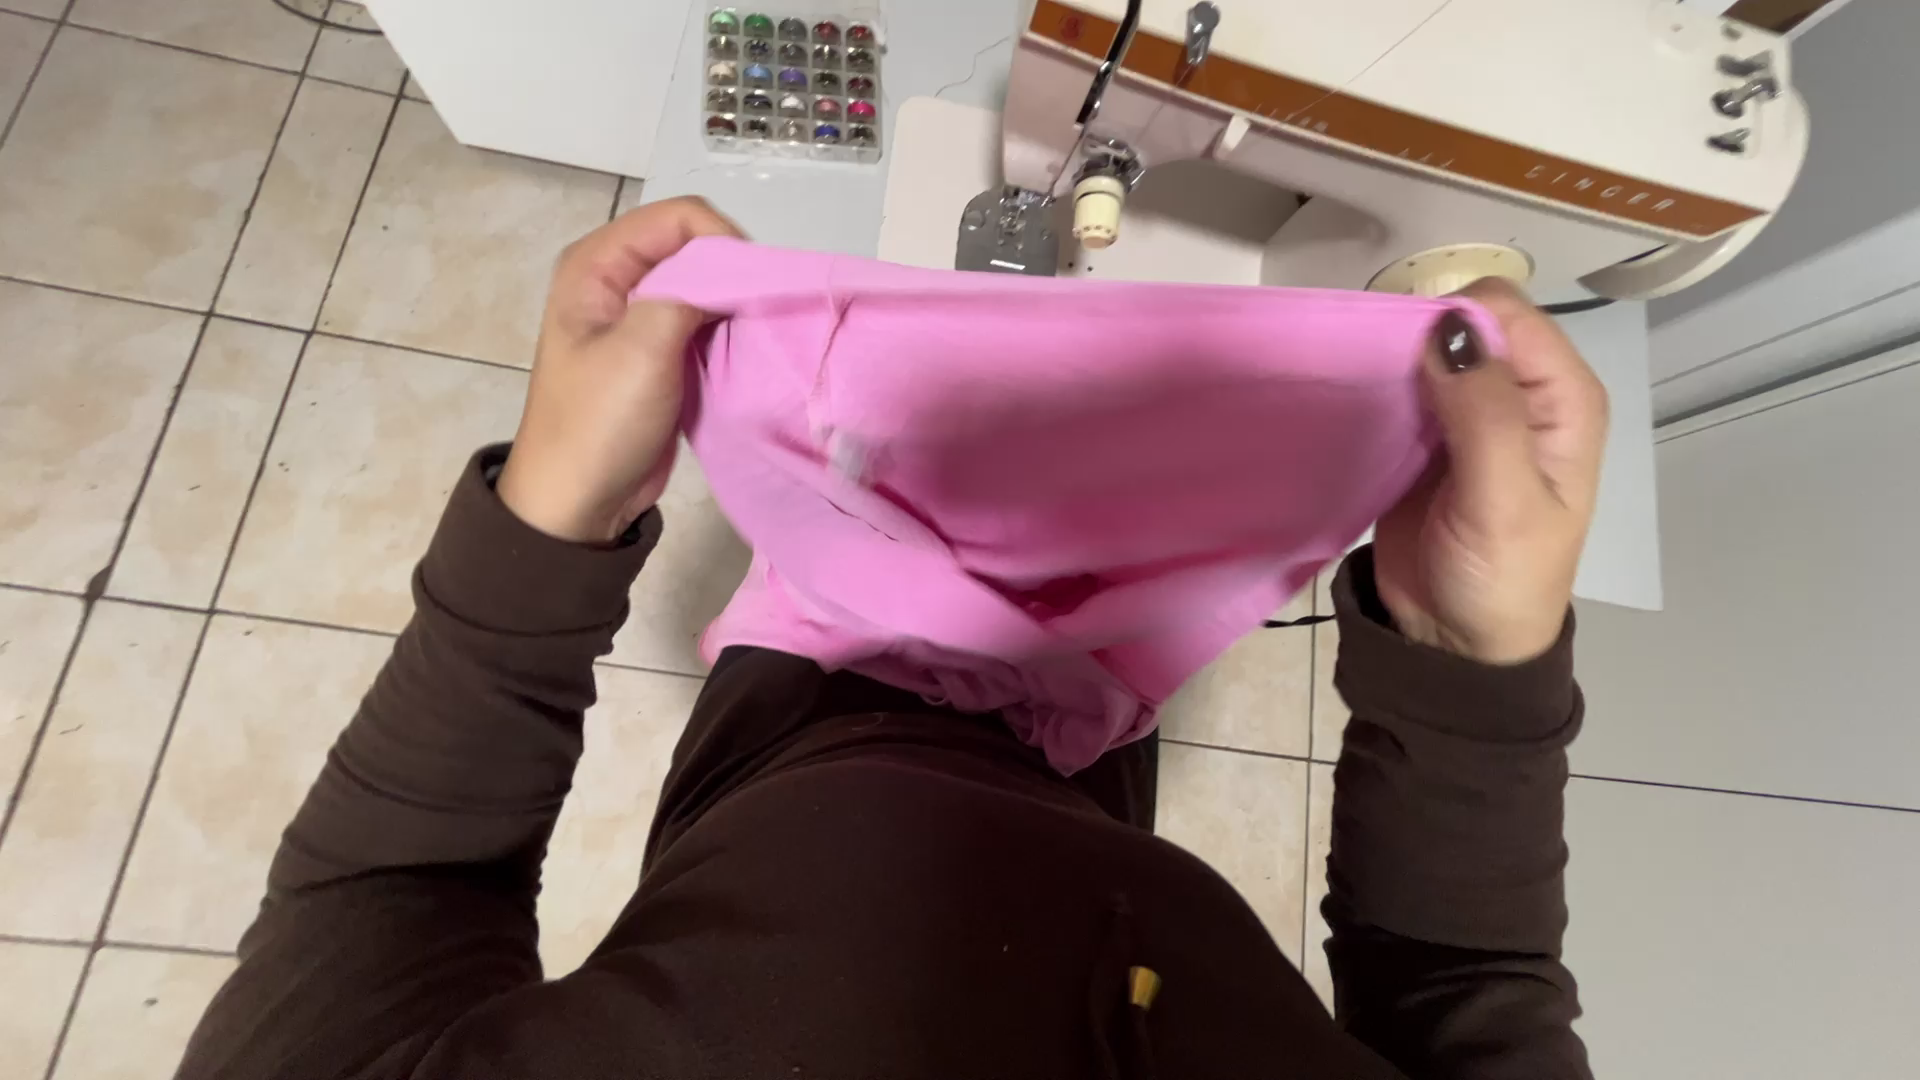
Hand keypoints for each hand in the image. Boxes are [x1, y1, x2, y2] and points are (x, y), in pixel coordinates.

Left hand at [497, 197, 741, 542]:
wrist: (581, 497)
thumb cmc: (600, 423)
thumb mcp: (641, 349)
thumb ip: (687, 296)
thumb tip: (737, 273)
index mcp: (599, 265)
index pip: (678, 218)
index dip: (724, 242)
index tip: (757, 288)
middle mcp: (620, 281)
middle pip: (695, 249)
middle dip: (736, 274)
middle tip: (765, 316)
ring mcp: (642, 319)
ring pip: (706, 288)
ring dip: (737, 307)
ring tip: (762, 336)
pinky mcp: (664, 353)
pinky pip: (707, 325)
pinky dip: (732, 333)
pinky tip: (748, 354)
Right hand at [1373, 278, 1609, 663]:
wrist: (1452, 638)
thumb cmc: (1499, 576)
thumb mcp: (1503, 498)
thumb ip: (1483, 413)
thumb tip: (1446, 326)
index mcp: (1558, 400)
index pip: (1508, 318)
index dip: (1455, 320)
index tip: (1400, 354)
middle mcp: (1514, 398)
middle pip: (1463, 328)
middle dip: (1414, 337)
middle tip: (1366, 375)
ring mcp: (1461, 420)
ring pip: (1423, 358)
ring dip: (1387, 364)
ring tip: (1350, 388)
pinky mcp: (1416, 445)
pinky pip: (1393, 396)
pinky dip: (1371, 392)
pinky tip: (1348, 406)